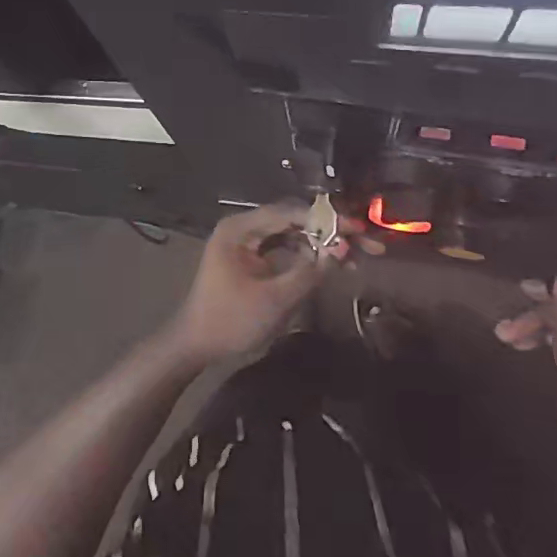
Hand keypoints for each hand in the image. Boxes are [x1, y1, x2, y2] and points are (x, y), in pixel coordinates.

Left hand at [164, 203, 340, 365]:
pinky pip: (281, 248)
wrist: (197, 343)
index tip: (354, 229)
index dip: (323, 220)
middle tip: (359, 241)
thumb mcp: (274, 299)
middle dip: (324, 231)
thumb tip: (339, 252)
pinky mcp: (249, 258)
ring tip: (350, 254)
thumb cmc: (230, 319)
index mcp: (239, 229)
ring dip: (316, 243)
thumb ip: (308, 273)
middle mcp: (241, 228)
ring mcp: (244, 242)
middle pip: (289, 221)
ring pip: (288, 234)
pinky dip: (302, 255)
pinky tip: (326, 263)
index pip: (287, 213)